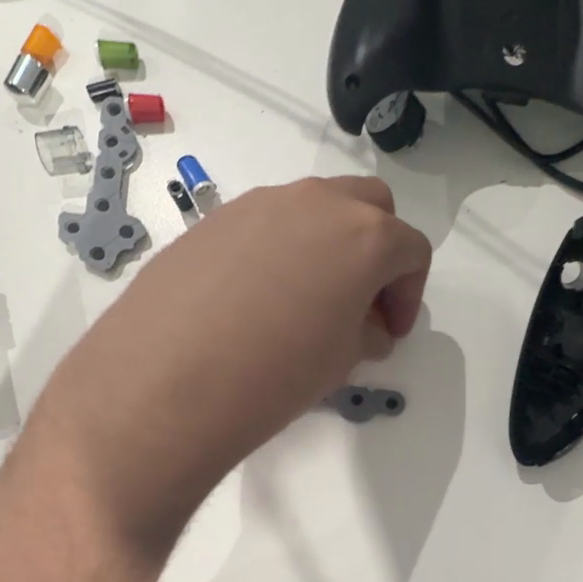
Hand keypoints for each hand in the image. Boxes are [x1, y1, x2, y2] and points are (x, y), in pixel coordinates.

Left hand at [27, 176, 432, 548]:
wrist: (171, 378)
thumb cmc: (278, 372)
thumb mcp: (344, 359)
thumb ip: (367, 331)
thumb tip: (364, 325)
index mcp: (366, 236)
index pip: (411, 250)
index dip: (410, 294)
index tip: (391, 333)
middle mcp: (317, 204)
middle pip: (371, 206)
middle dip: (379, 251)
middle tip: (363, 305)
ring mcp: (262, 203)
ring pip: (316, 209)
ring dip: (329, 247)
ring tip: (309, 306)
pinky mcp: (216, 218)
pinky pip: (268, 224)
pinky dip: (282, 251)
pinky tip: (260, 303)